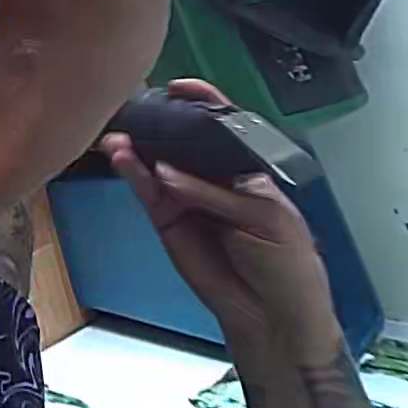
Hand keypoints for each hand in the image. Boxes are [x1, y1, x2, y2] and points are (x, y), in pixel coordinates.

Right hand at [104, 81, 339, 350]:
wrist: (275, 320)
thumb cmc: (287, 266)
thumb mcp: (265, 218)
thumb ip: (214, 193)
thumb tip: (168, 173)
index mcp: (243, 168)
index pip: (219, 129)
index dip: (200, 105)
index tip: (180, 87)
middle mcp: (211, 177)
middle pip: (181, 142)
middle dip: (160, 122)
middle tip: (139, 105)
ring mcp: (185, 197)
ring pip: (156, 163)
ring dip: (136, 146)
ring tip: (120, 133)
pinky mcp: (166, 219)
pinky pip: (146, 191)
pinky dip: (131, 173)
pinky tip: (121, 156)